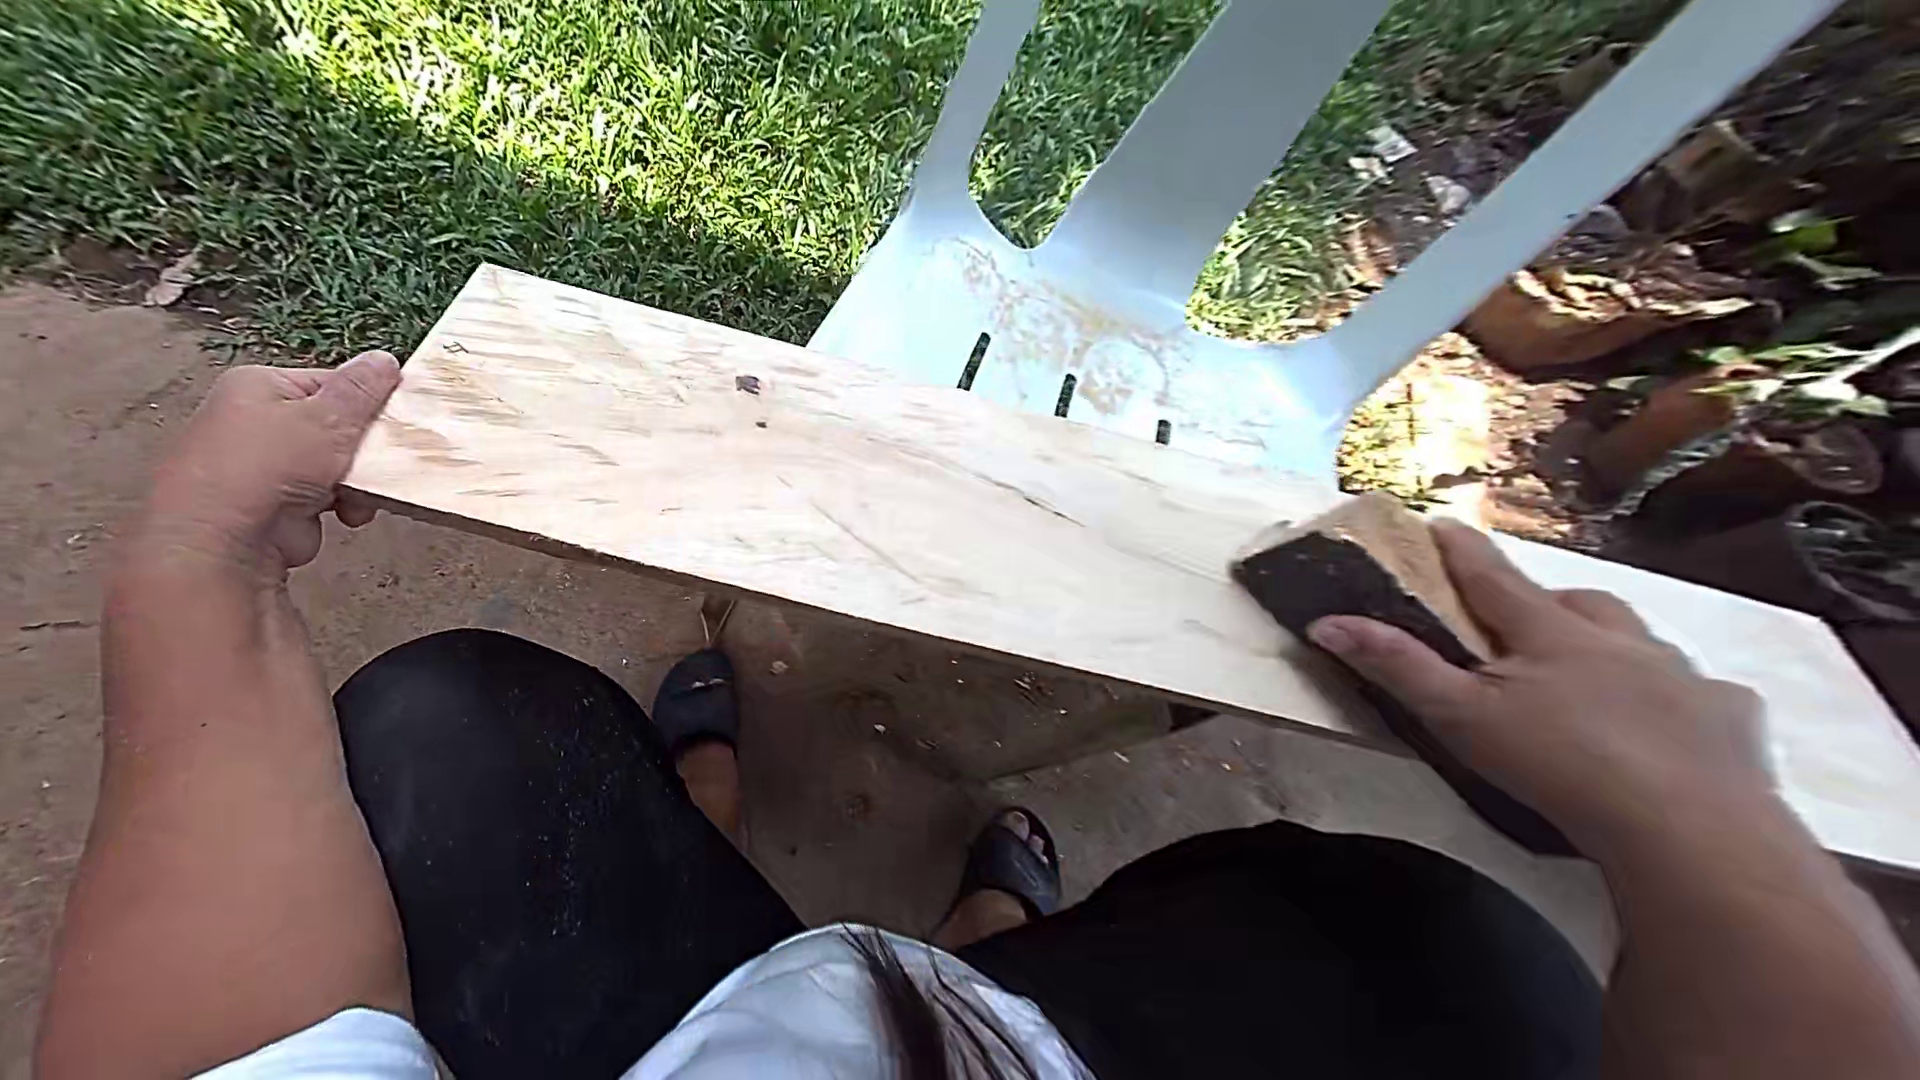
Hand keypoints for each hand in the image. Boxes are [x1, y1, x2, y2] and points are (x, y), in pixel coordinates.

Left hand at [132, 351, 401, 581]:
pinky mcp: (283, 496)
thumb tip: (384, 358)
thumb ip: (361, 388)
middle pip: (342, 424)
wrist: (227, 533)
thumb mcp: (328, 417)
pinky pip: (335, 490)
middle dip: (370, 447)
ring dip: (363, 478)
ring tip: (360, 491)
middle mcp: (259, 418)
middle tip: (385, 458)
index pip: (335, 384)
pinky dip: (349, 501)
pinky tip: (348, 511)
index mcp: (261, 387)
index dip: (372, 402)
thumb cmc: (269, 465)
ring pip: (344, 460)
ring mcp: (270, 460)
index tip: (399, 420)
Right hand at [1307, 520, 1775, 859]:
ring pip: (1636, 636)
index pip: (1492, 576)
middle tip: (1515, 622)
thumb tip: (1325, 621)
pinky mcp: (1731, 722)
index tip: (1439, 522)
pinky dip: (1672, 690)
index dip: (1460, 548)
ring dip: (1602, 638)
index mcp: (1550, 634)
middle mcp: (1620, 642)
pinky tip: (1663, 717)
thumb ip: (1394, 664)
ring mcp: (1683, 679)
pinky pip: (1702, 689)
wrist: (1693, 837)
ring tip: (1580, 668)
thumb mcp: (1457, 715)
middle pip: (1574, 600)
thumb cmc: (1558, 764)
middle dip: (1540, 599)